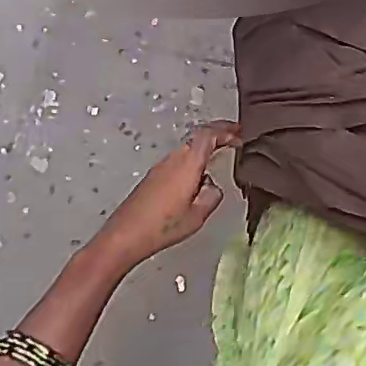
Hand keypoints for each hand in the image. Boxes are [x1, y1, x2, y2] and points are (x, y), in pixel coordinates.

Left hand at [86, 120, 241, 271]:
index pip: (208, 135)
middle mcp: (173, 159)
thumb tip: (212, 186)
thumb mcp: (198, 215)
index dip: (226, 130)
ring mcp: (161, 167)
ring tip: (220, 159)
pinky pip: (179, 162)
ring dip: (205, 150)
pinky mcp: (153, 177)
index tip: (240, 134)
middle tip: (235, 139)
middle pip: (198, 138)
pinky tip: (198, 179)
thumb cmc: (162, 226)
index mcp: (187, 164)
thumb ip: (212, 195)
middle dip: (218, 135)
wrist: (125, 235)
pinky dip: (193, 162)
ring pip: (188, 150)